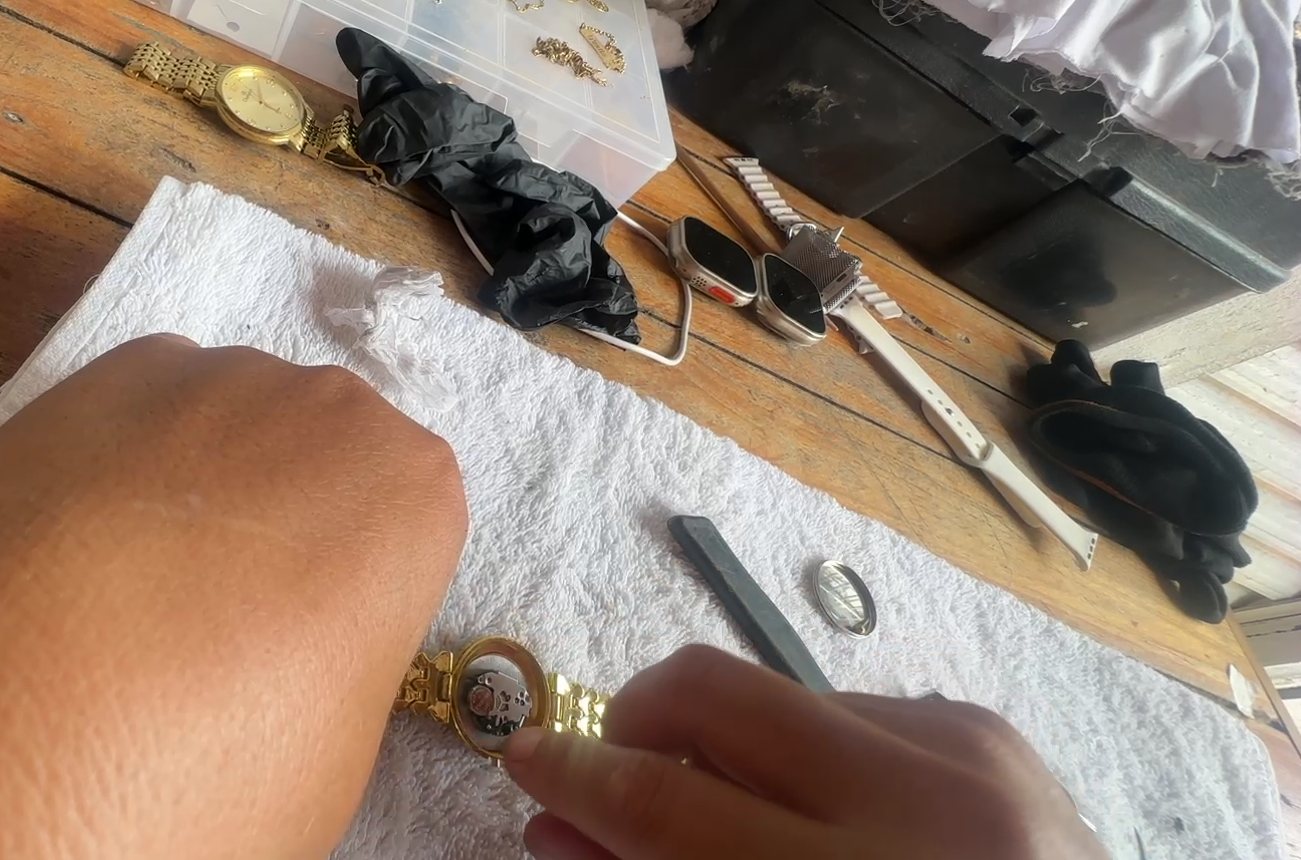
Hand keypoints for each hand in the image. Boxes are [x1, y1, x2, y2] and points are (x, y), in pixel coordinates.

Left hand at [0, 335, 467, 858]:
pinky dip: (135, 453)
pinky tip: (76, 526)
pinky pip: (158, 406)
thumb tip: (295, 621)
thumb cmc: (211, 764)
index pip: (412, 517)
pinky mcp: (117, 363)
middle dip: (288, 520)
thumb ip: (343, 647)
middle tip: (215, 614)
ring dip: (208, 482)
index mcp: (410, 486)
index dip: (358, 585)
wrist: (5, 706)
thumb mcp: (332, 749)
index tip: (306, 640)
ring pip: (239, 424)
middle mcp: (328, 402)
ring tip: (124, 574)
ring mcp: (219, 371)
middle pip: (325, 457)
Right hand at [503, 645, 1107, 859]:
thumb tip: (552, 821)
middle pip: (704, 686)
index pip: (668, 805)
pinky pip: (831, 702)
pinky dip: (798, 753)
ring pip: (761, 688)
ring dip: (721, 747)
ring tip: (752, 820)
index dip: (576, 775)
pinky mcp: (984, 726)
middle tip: (621, 770)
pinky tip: (839, 819)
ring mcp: (969, 752)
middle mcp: (934, 806)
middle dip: (633, 721)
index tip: (524, 756)